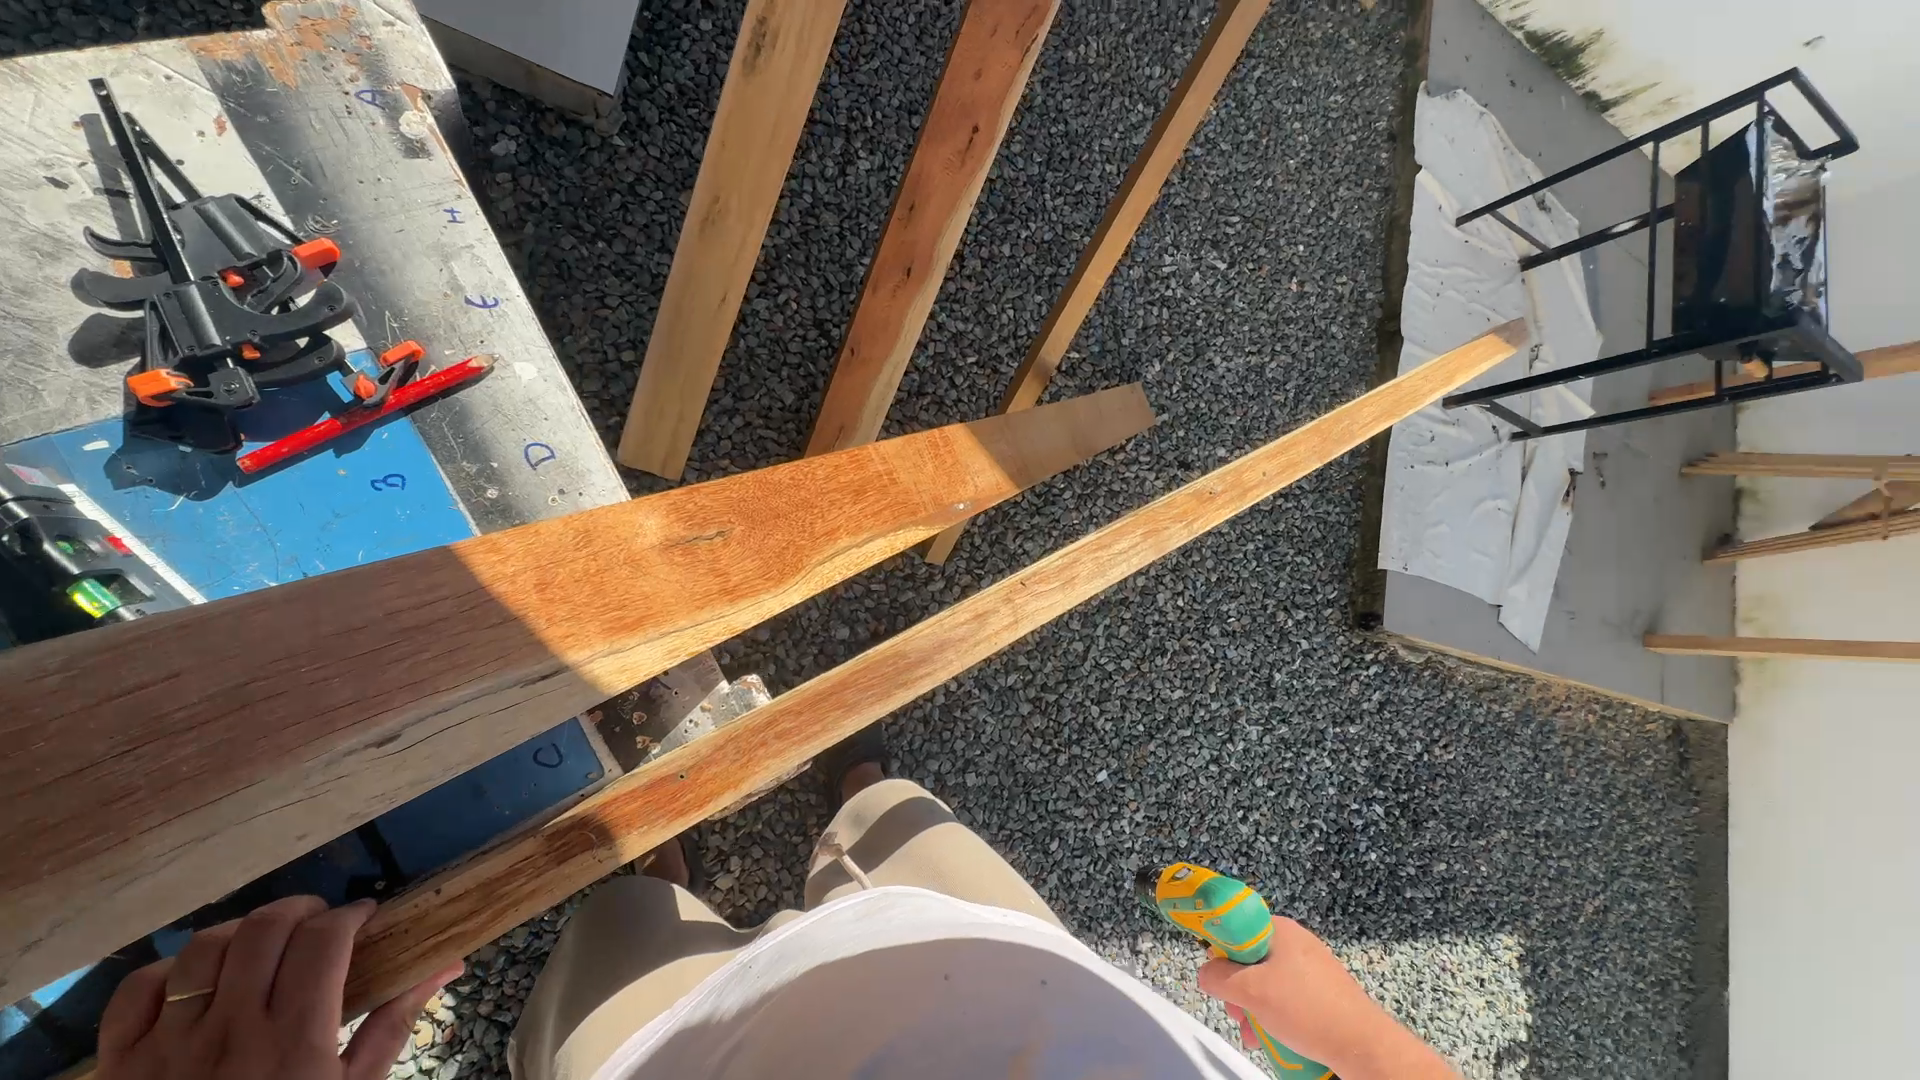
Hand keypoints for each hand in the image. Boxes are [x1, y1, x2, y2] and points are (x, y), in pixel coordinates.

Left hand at [96, 895, 461, 1079]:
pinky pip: (137, 989)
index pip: (324, 939)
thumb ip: (394, 1025)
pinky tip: (200, 979)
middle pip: (266, 929)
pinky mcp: (117, 1062)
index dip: (350, 914)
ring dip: (243, 932)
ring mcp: (166, 1044)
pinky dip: (172, 970)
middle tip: (321, 923)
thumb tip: (449, 964)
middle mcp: (229, 1029)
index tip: (365, 917)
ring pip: (204, 947)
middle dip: (303, 909)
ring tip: (264, 944)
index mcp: (293, 1037)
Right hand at [1196, 916, 1455, 1079]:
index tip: (1217, 976)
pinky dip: (1277, 1017)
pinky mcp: (1325, 994)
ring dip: (1255, 1009)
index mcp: (1279, 929)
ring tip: (1254, 1036)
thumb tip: (1206, 974)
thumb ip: (1217, 977)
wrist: (1364, 1048)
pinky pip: (1289, 999)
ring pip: (1269, 983)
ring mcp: (1313, 969)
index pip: (1236, 926)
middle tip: (1236, 1014)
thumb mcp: (1249, 991)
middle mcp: (1296, 943)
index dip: (1220, 950)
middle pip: (1251, 959)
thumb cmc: (1304, 1010)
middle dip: (1237, 990)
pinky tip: (1274, 1040)